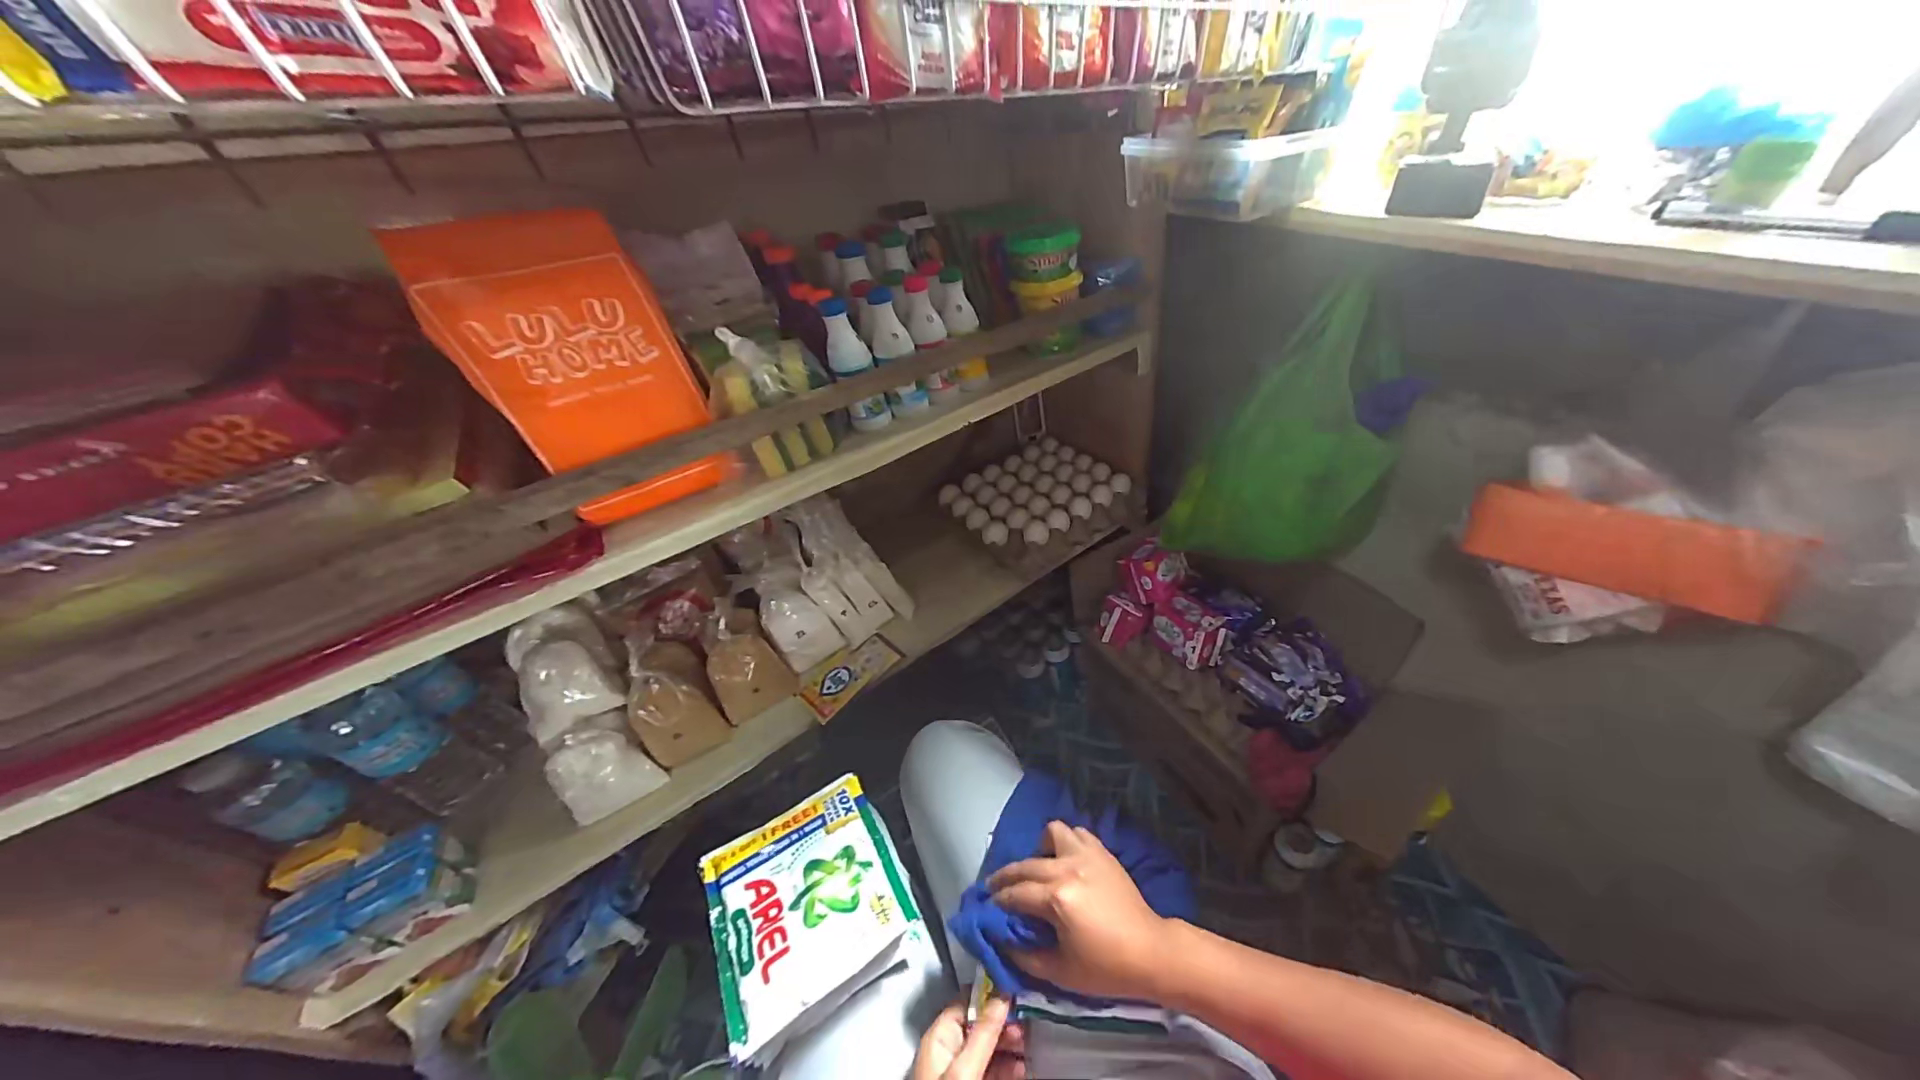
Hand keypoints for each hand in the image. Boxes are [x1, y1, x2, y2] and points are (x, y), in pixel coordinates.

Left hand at [911, 996, 1025, 1079]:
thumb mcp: (965, 1069)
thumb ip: (983, 1033)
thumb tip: (1002, 994)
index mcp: (940, 1036)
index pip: (965, 1001)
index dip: (989, 996)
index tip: (1017, 994)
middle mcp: (949, 1049)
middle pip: (979, 1024)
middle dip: (1004, 1024)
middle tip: (1027, 1029)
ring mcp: (959, 1072)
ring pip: (988, 1049)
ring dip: (1010, 1046)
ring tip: (1028, 1049)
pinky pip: (991, 1071)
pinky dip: (1008, 1068)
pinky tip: (1023, 1070)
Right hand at [988, 820, 1174, 1001]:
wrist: (1151, 952)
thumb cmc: (1106, 967)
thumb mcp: (1060, 971)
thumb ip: (1025, 955)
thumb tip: (1002, 941)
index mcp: (1057, 897)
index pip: (1014, 894)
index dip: (996, 902)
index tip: (985, 908)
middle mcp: (1068, 867)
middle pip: (1024, 865)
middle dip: (1004, 878)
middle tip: (995, 889)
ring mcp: (1087, 855)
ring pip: (1051, 833)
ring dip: (1039, 850)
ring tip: (1038, 870)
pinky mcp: (1102, 852)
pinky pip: (1075, 833)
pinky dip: (1065, 843)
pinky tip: (1063, 862)